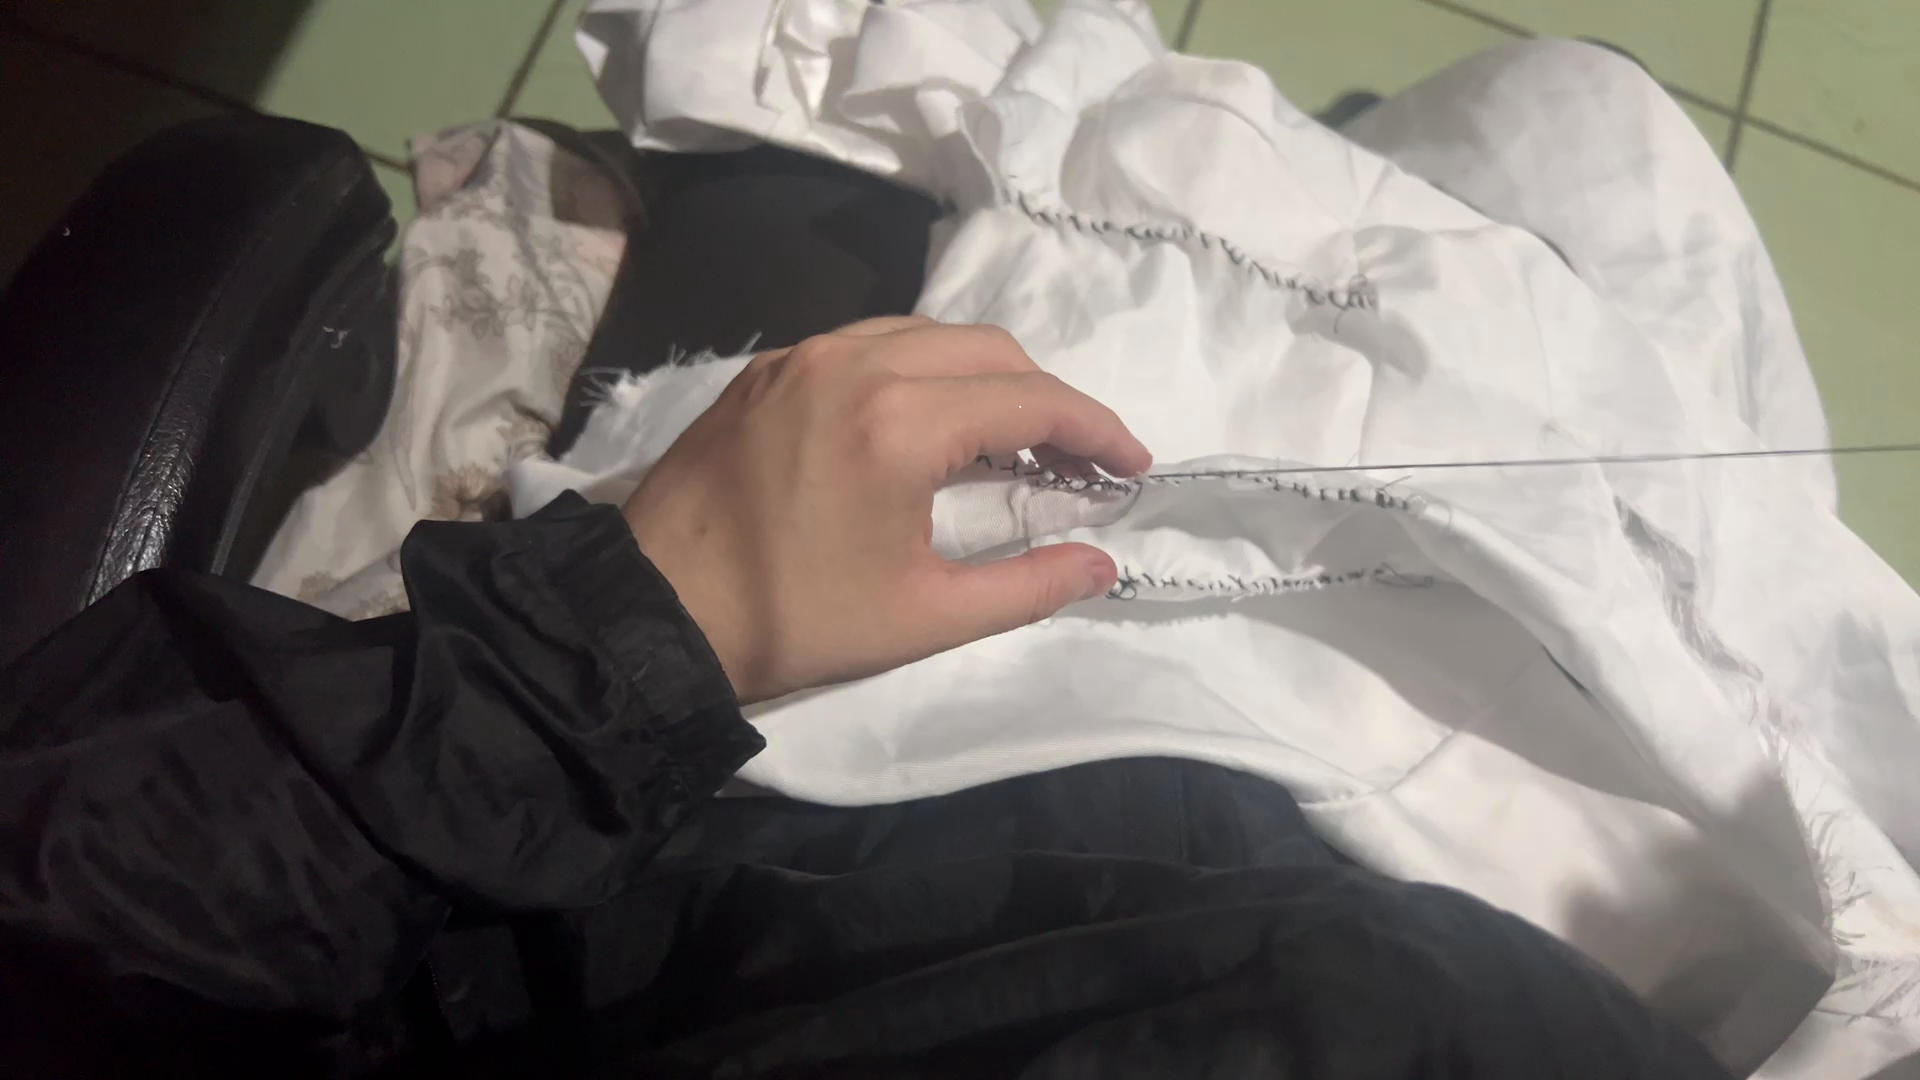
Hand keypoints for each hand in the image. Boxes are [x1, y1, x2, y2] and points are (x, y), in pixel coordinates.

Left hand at [622, 317, 1151, 703]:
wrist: (653, 611)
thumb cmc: (794, 621)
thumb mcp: (924, 618)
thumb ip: (1027, 587)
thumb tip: (1102, 565)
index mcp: (899, 421)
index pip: (1031, 401)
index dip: (1095, 430)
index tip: (1131, 464)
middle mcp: (855, 361)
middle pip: (989, 351)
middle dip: (1047, 401)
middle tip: (1073, 460)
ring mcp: (805, 354)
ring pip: (930, 335)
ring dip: (987, 379)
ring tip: (1008, 440)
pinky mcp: (769, 365)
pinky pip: (873, 343)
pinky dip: (924, 370)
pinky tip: (927, 419)